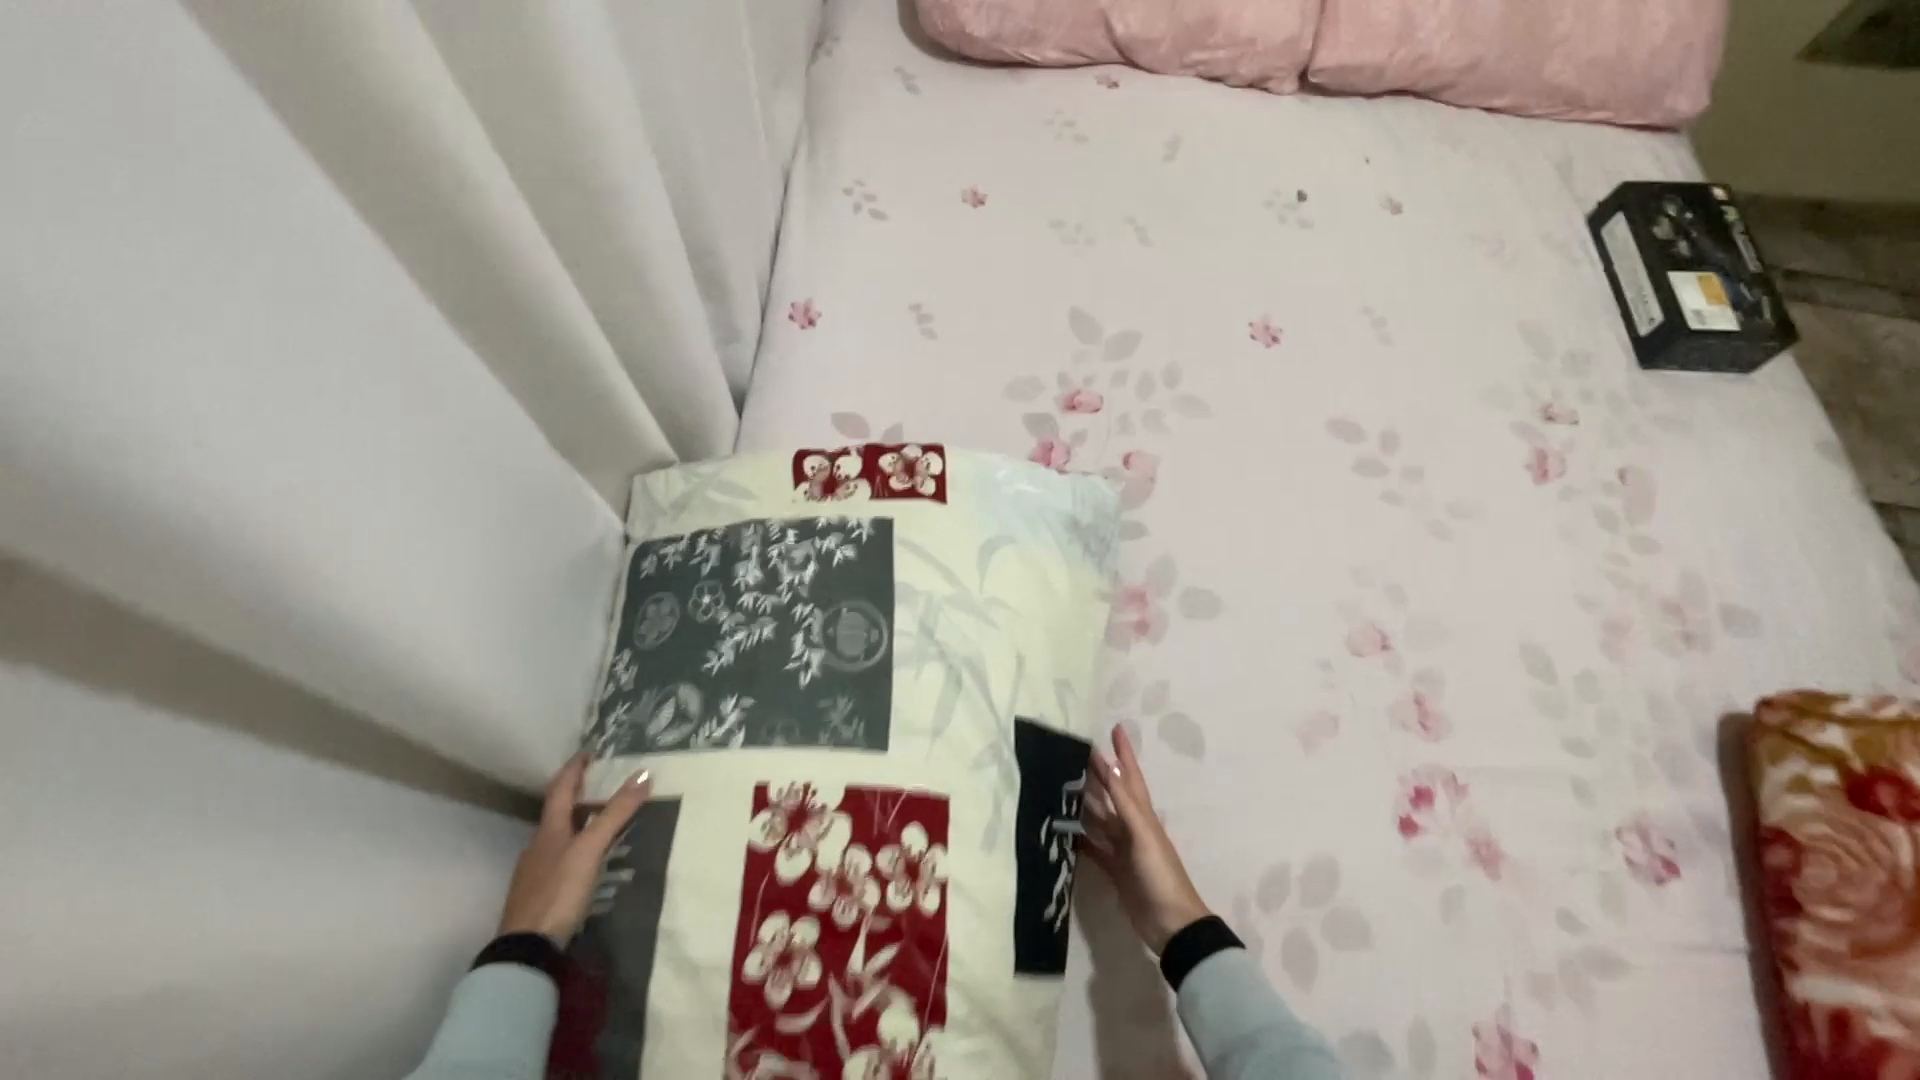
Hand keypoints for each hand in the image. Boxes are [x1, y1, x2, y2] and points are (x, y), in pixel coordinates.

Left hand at [496, 754, 651, 946]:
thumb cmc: (559, 892)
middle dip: (578, 795)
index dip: (575, 769)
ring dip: (578, 824)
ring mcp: (535, 872)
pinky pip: (560, 860)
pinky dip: (576, 850)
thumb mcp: (591, 848)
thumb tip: (644, 774)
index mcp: (549, 830)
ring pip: (558, 837)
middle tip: (603, 784)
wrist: (525, 949)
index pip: (560, 789)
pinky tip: (588, 863)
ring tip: (602, 822)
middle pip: (558, 812)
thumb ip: (616, 813)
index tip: (590, 753)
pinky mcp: (539, 895)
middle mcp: (538, 846)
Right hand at [1078, 724, 1210, 954]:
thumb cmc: (1160, 875)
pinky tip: (1064, 831)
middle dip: (1099, 772)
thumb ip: (1125, 803)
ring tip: (1061, 785)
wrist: (1172, 924)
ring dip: (1085, 802)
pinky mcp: (1114, 869)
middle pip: (1112, 793)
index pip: (1129, 776)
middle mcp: (1132, 826)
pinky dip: (1080, 838)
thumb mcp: (1143, 835)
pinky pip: (1094, 847)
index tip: (1115, 728)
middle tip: (1076, 752)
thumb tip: (1111, 767)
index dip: (1123, 753)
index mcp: (1142, 815)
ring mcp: (1123, 848)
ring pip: (1100, 818)